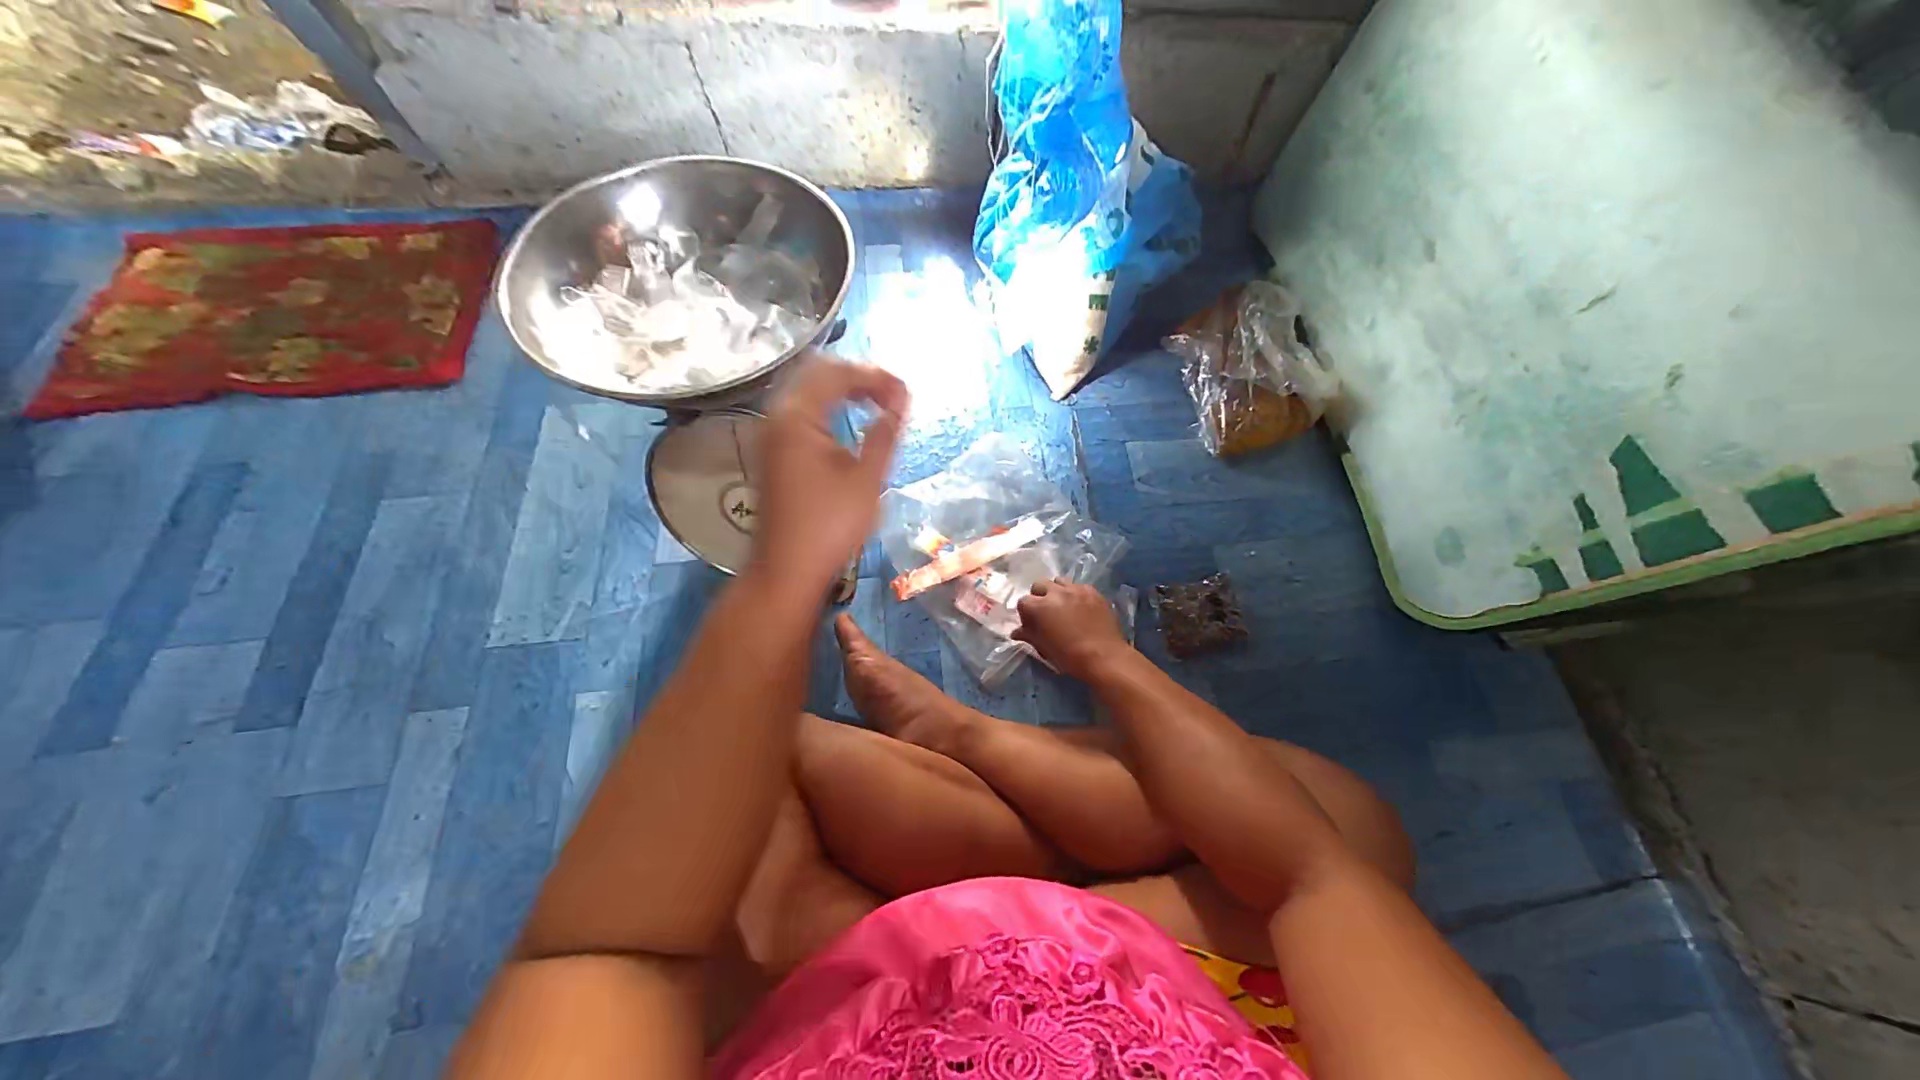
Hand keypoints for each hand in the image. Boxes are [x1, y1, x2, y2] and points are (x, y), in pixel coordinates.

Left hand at [752, 353, 909, 592]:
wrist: (788, 569)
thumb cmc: (830, 526)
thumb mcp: (867, 479)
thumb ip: (885, 433)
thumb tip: (902, 401)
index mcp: (797, 417)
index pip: (838, 374)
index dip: (877, 377)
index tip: (906, 394)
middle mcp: (776, 417)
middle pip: (818, 374)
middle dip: (858, 378)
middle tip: (892, 395)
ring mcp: (769, 435)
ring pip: (807, 392)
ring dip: (842, 392)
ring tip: (876, 405)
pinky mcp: (771, 452)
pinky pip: (800, 413)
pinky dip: (827, 409)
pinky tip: (849, 425)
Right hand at [1013, 580, 1132, 680]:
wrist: (1103, 657)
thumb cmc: (1068, 656)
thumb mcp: (1043, 648)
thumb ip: (1029, 635)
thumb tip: (1017, 632)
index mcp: (1038, 607)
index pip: (1023, 602)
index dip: (1026, 614)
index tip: (1032, 624)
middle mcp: (1055, 592)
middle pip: (1039, 585)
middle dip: (1039, 596)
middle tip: (1046, 612)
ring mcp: (1075, 589)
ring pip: (1059, 581)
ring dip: (1057, 591)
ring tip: (1064, 606)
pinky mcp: (1093, 591)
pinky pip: (1079, 586)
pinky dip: (1076, 594)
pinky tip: (1081, 607)